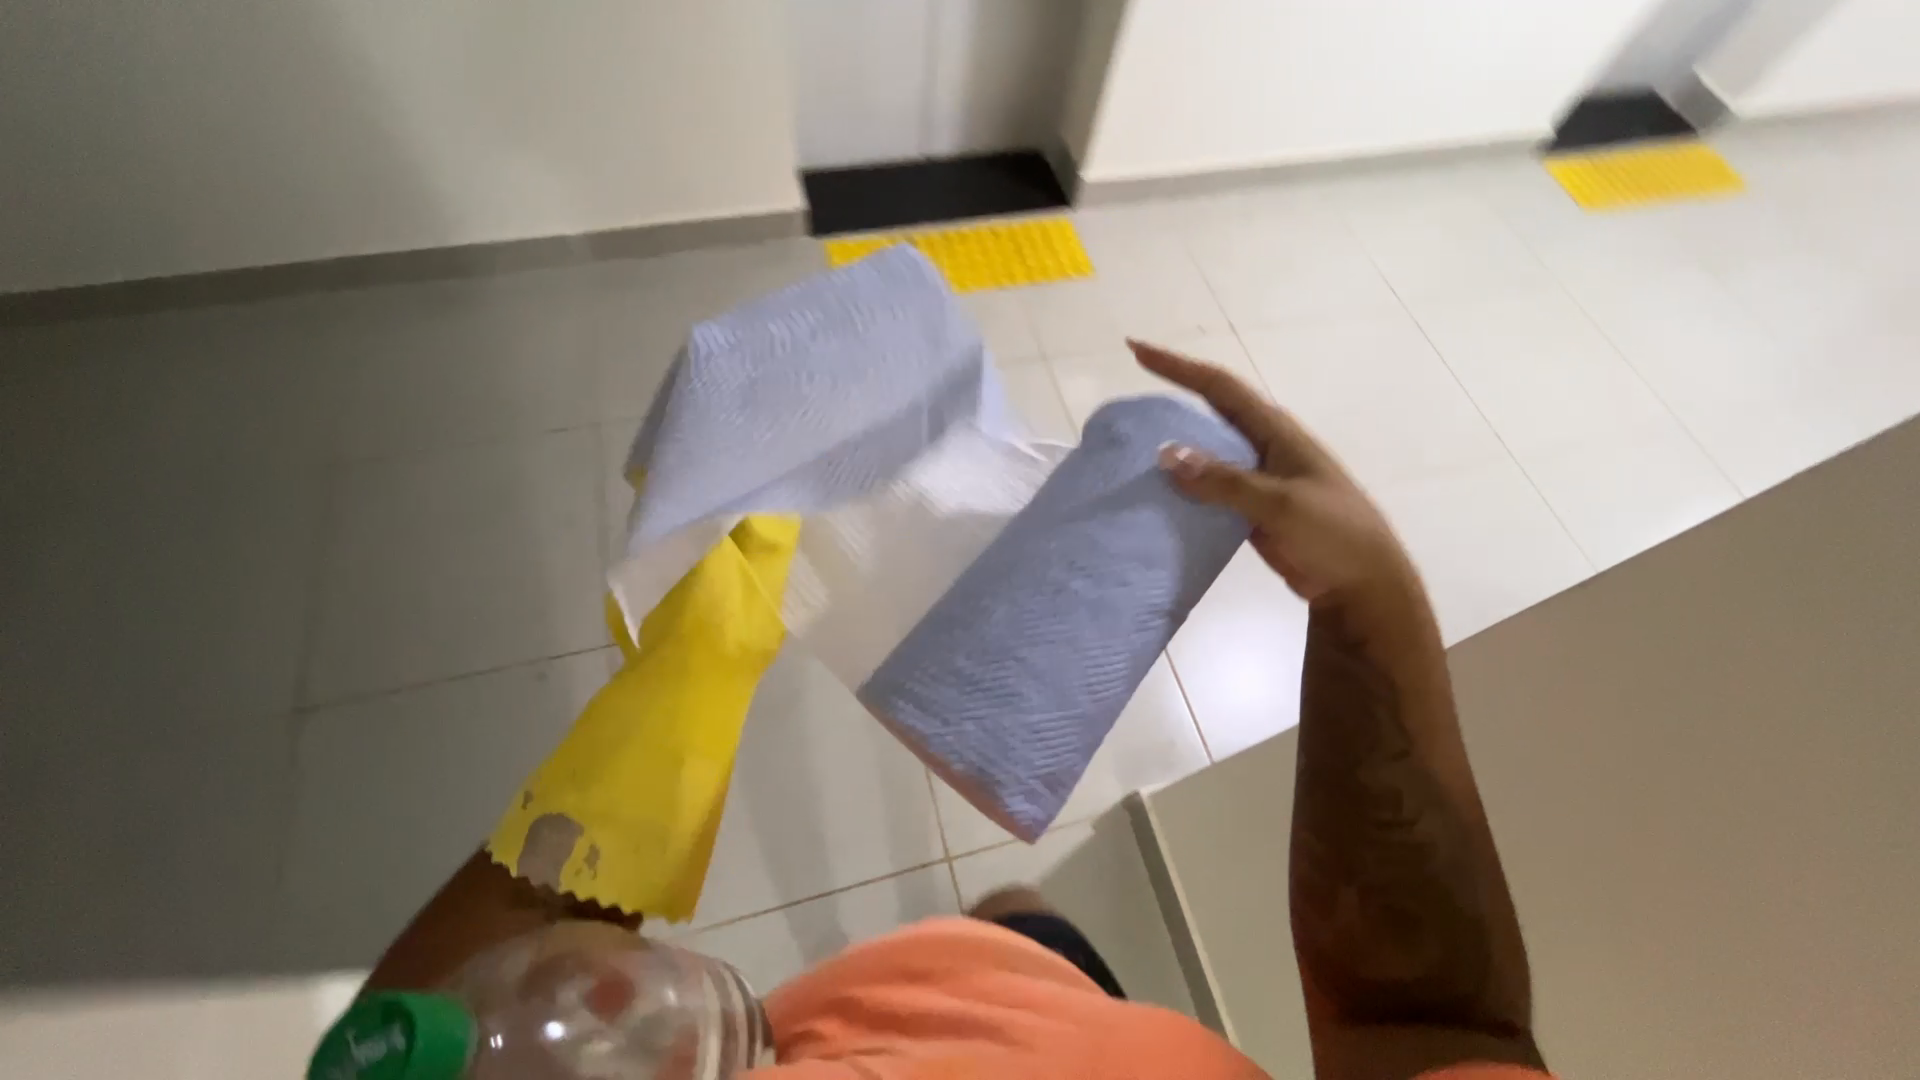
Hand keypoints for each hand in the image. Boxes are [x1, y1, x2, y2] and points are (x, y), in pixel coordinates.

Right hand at [1131, 339, 1418, 610]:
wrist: (1364, 584)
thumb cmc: (1335, 534)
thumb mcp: (1282, 504)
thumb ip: (1226, 481)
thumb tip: (1166, 454)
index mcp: (1276, 432)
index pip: (1219, 387)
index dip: (1177, 367)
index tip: (1136, 350)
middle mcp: (1263, 446)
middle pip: (1208, 413)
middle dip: (1169, 401)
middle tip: (1127, 405)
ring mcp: (1256, 479)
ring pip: (1204, 453)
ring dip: (1172, 448)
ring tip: (1130, 449)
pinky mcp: (1249, 509)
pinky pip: (1207, 489)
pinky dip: (1181, 488)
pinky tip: (1155, 495)